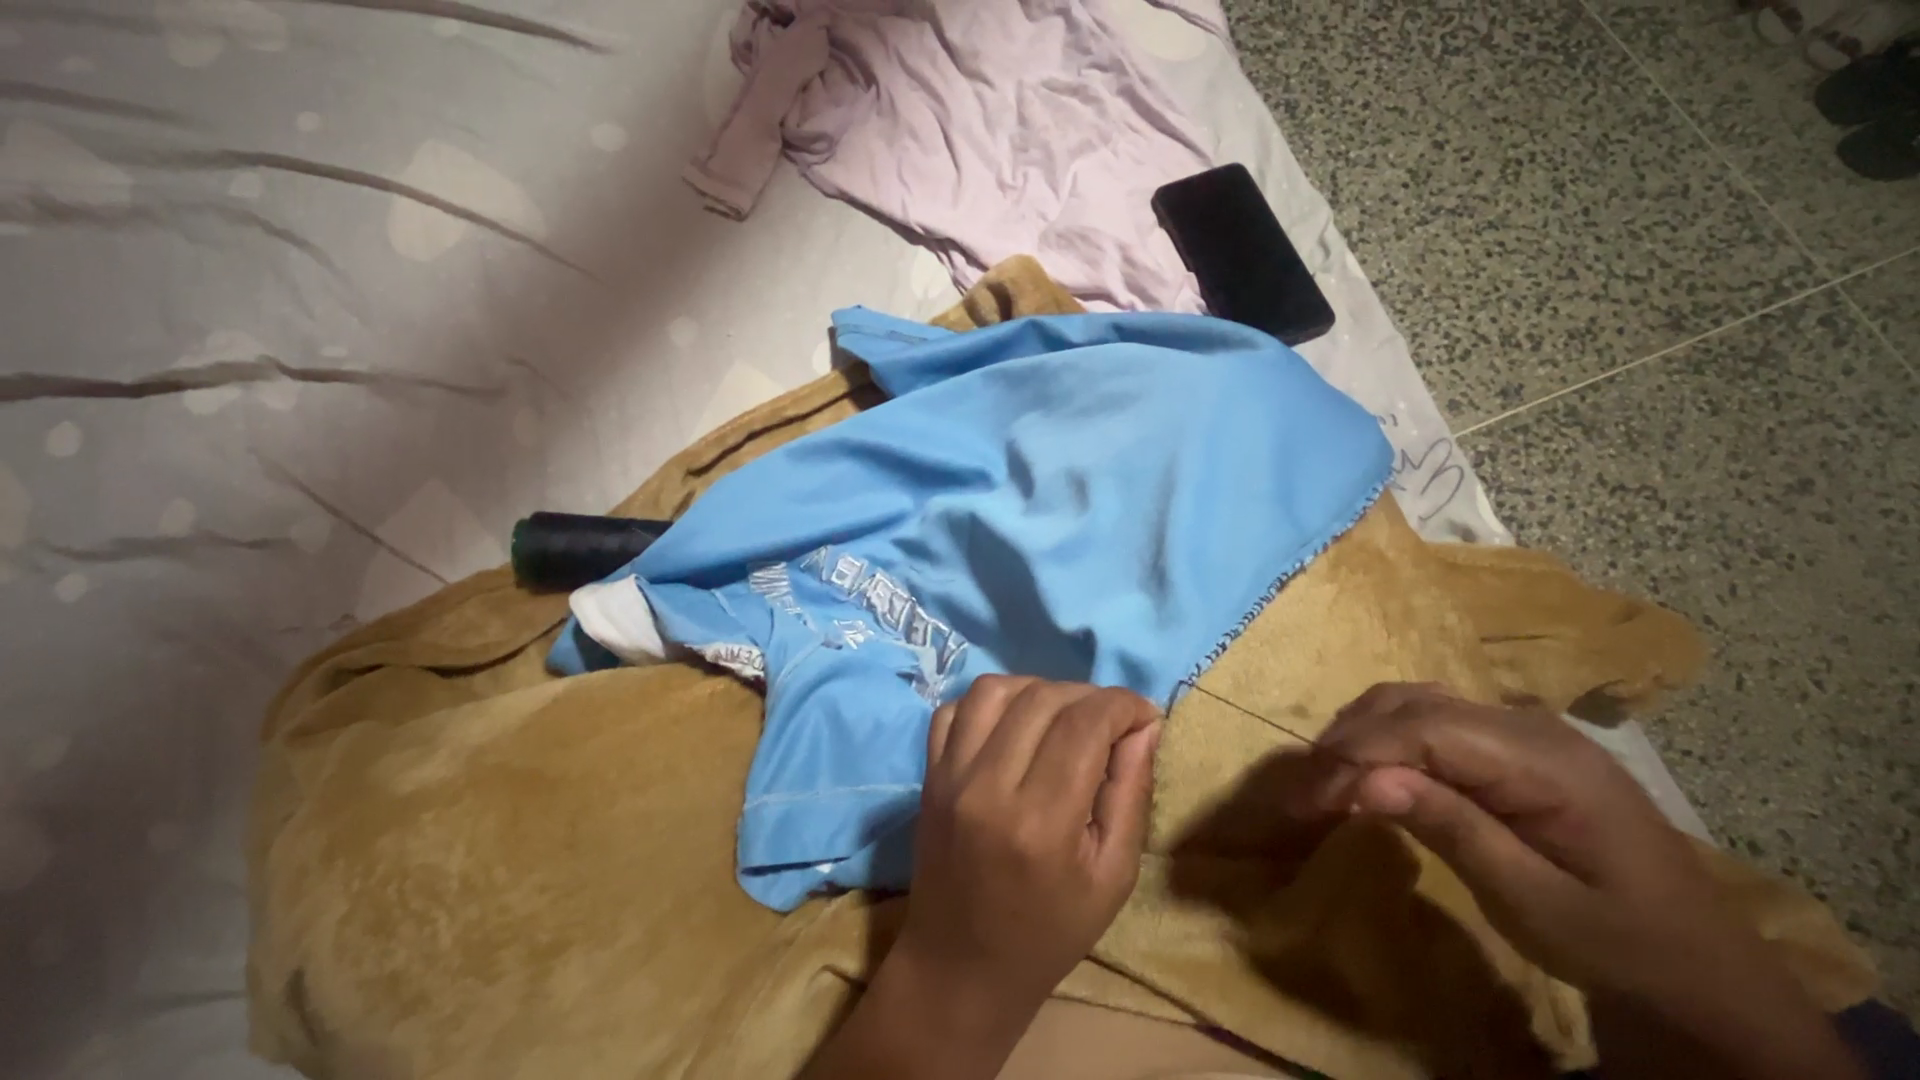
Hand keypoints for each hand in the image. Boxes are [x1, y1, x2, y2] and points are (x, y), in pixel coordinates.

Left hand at [800, 676, 1159, 1079]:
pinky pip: (955, 710)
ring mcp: (949, 777)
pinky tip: (1016, 724)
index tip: (1144, 715)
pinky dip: (991, 701)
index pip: (1085, 723)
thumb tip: (1145, 725)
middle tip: (1112, 721)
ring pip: (996, 690)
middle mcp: (988, 787)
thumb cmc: (1049, 931)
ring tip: (1066, 716)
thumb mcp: (1113, 876)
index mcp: (1041, 822)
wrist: (961, 965)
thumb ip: (1131, 792)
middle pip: (1043, 699)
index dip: (1123, 705)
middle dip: (1090, 696)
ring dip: (1040, 690)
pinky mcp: (928, 776)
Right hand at [1302, 683, 1863, 1079]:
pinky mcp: (1515, 746)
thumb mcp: (1535, 901)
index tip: (1307, 801)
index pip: (1424, 729)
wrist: (1699, 964)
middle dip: (1348, 743)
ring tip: (1326, 784)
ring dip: (1361, 735)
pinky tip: (1369, 772)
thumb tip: (1365, 781)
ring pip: (1416, 702)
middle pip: (1413, 703)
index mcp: (1544, 761)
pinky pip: (1434, 721)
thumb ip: (1453, 830)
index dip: (1355, 755)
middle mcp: (1529, 725)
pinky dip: (1387, 738)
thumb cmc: (1619, 942)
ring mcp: (1524, 729)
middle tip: (1305, 796)